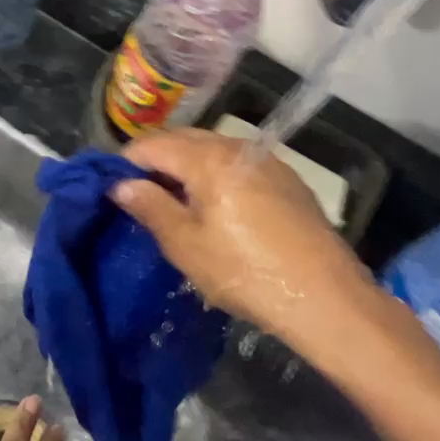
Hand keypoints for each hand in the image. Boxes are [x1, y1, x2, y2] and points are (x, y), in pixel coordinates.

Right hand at [110, 130, 379, 348]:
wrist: (328, 300)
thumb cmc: (246, 274)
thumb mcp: (186, 246)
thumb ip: (150, 207)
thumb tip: (120, 184)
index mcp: (207, 158)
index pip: (151, 145)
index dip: (125, 163)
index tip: (111, 189)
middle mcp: (237, 147)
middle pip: (182, 140)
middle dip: (155, 161)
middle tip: (138, 197)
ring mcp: (267, 161)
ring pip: (211, 150)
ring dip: (186, 167)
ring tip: (174, 203)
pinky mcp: (288, 181)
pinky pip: (237, 164)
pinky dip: (215, 175)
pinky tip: (215, 207)